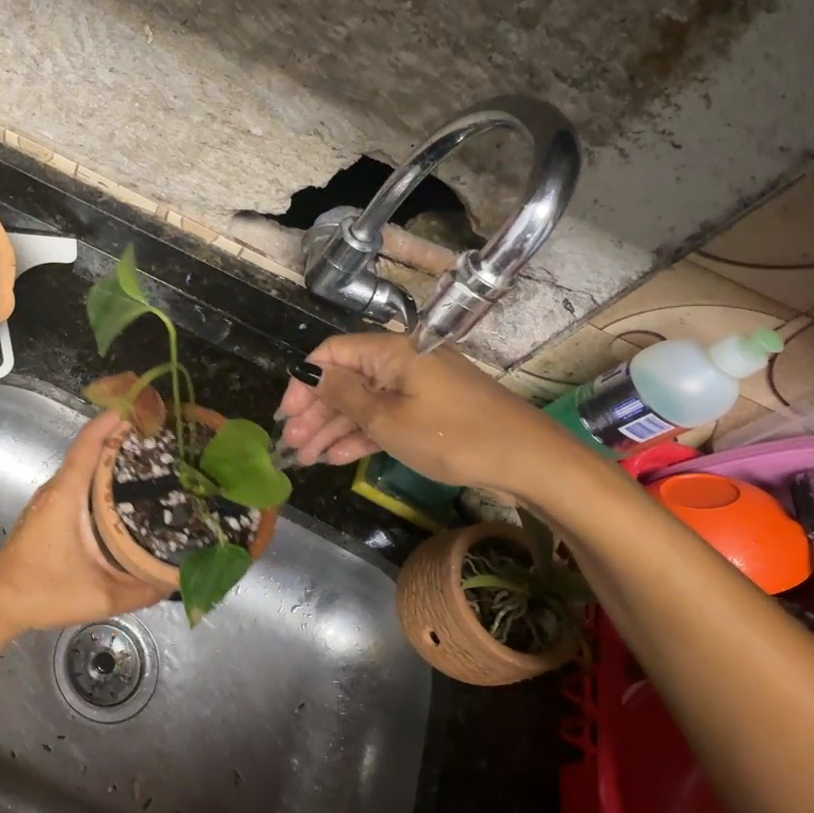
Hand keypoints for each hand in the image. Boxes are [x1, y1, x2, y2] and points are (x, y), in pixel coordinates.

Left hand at [0, 413, 167, 643]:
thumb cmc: (44, 591)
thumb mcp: (101, 595)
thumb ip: (143, 588)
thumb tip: (179, 578)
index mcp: (66, 494)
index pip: (89, 444)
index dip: (112, 421)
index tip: (140, 407)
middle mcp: (56, 489)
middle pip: (89, 451)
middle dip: (121, 439)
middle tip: (159, 438)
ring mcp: (49, 501)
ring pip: (83, 469)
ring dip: (111, 460)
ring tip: (150, 461)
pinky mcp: (47, 514)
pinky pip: (78, 485)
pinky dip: (100, 480)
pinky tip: (123, 495)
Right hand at [276, 331, 588, 496]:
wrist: (528, 461)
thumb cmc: (452, 437)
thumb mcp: (388, 421)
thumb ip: (343, 396)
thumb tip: (308, 374)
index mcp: (391, 351)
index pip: (331, 354)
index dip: (303, 382)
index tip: (285, 414)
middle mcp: (402, 361)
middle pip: (345, 380)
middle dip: (315, 412)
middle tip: (292, 444)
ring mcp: (417, 387)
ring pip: (364, 402)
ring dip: (334, 428)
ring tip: (306, 458)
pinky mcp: (430, 410)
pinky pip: (386, 416)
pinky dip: (363, 434)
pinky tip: (337, 457)